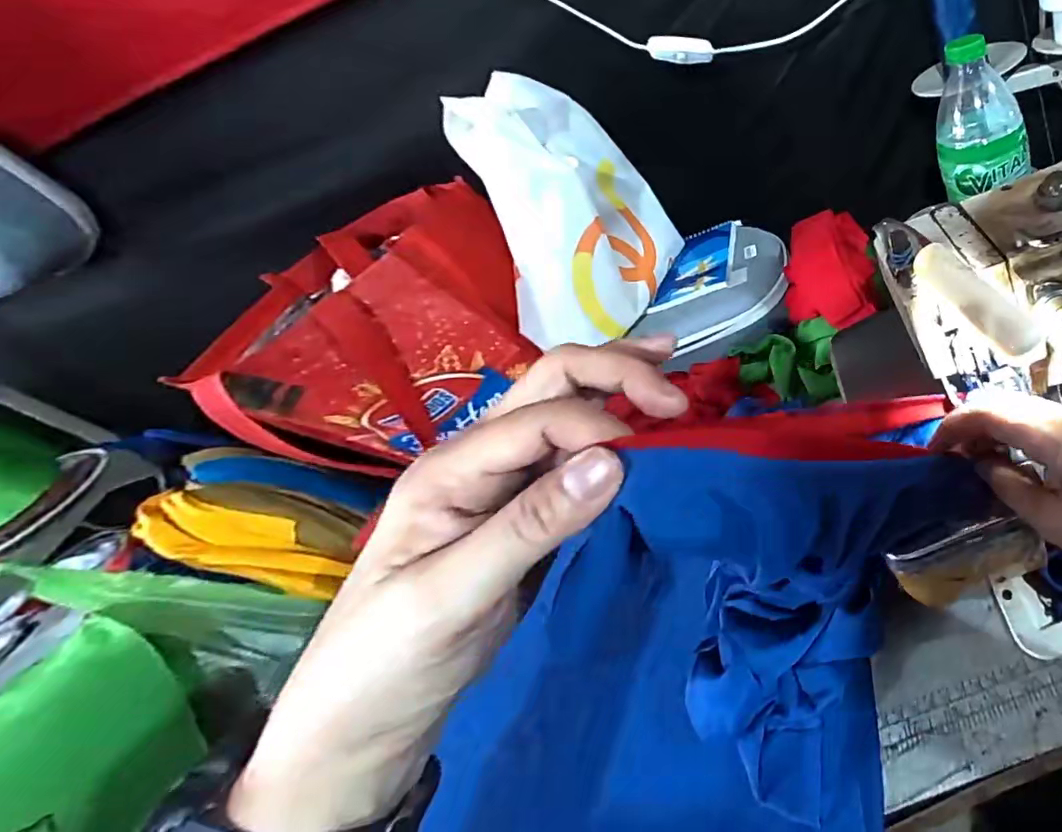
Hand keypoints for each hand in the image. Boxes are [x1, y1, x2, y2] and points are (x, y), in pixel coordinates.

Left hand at [226, 339, 687, 831]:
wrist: (364, 722)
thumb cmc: (388, 660)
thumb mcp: (451, 596)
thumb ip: (532, 524)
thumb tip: (615, 459)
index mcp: (451, 469)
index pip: (542, 418)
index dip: (602, 427)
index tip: (650, 460)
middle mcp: (481, 455)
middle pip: (553, 380)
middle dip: (618, 372)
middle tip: (676, 397)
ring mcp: (508, 475)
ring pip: (568, 399)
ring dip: (619, 377)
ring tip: (668, 361)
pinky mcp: (533, 500)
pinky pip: (581, 442)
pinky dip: (620, 417)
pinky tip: (646, 415)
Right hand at [928, 391, 1061, 603]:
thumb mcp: (1050, 518)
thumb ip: (1007, 485)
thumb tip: (981, 465)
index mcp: (1051, 431)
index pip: (988, 411)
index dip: (953, 426)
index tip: (931, 451)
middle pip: (1003, 402)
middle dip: (970, 423)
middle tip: (949, 458)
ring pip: (1022, 410)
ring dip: (993, 428)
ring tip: (973, 462)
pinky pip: (1041, 422)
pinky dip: (1016, 434)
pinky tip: (1010, 461)